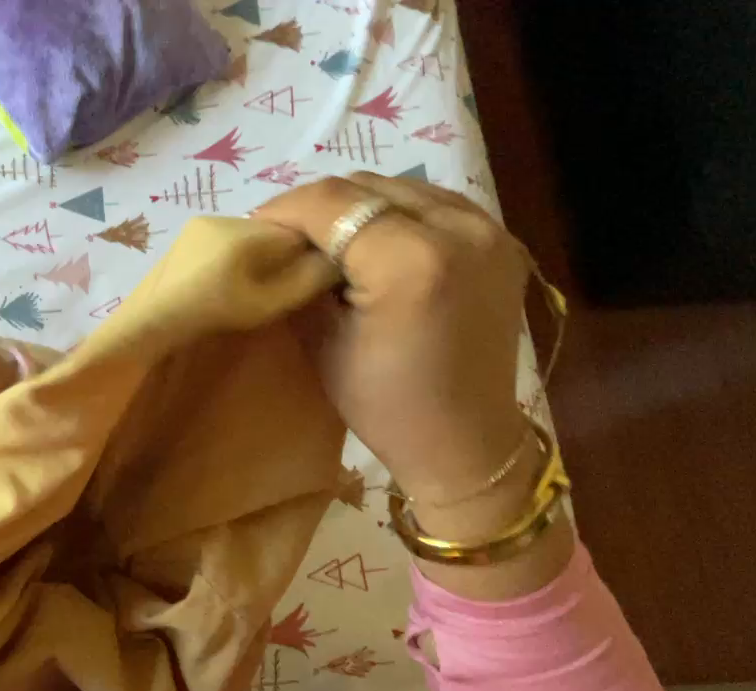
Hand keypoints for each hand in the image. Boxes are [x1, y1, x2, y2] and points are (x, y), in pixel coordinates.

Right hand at [250, 173, 531, 505]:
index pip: (334, 204)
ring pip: (404, 188)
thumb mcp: (324, 346)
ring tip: (326, 239)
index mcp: (410, 261)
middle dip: (319, 206)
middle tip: (285, 236)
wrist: (463, 439)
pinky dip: (396, 214)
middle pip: (369, 186)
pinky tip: (373, 244)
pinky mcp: (501, 241)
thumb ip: (302, 285)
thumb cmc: (382, 406)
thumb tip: (281, 250)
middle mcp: (458, 228)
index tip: (254, 227)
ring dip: (358, 205)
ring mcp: (488, 230)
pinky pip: (436, 204)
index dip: (285, 209)